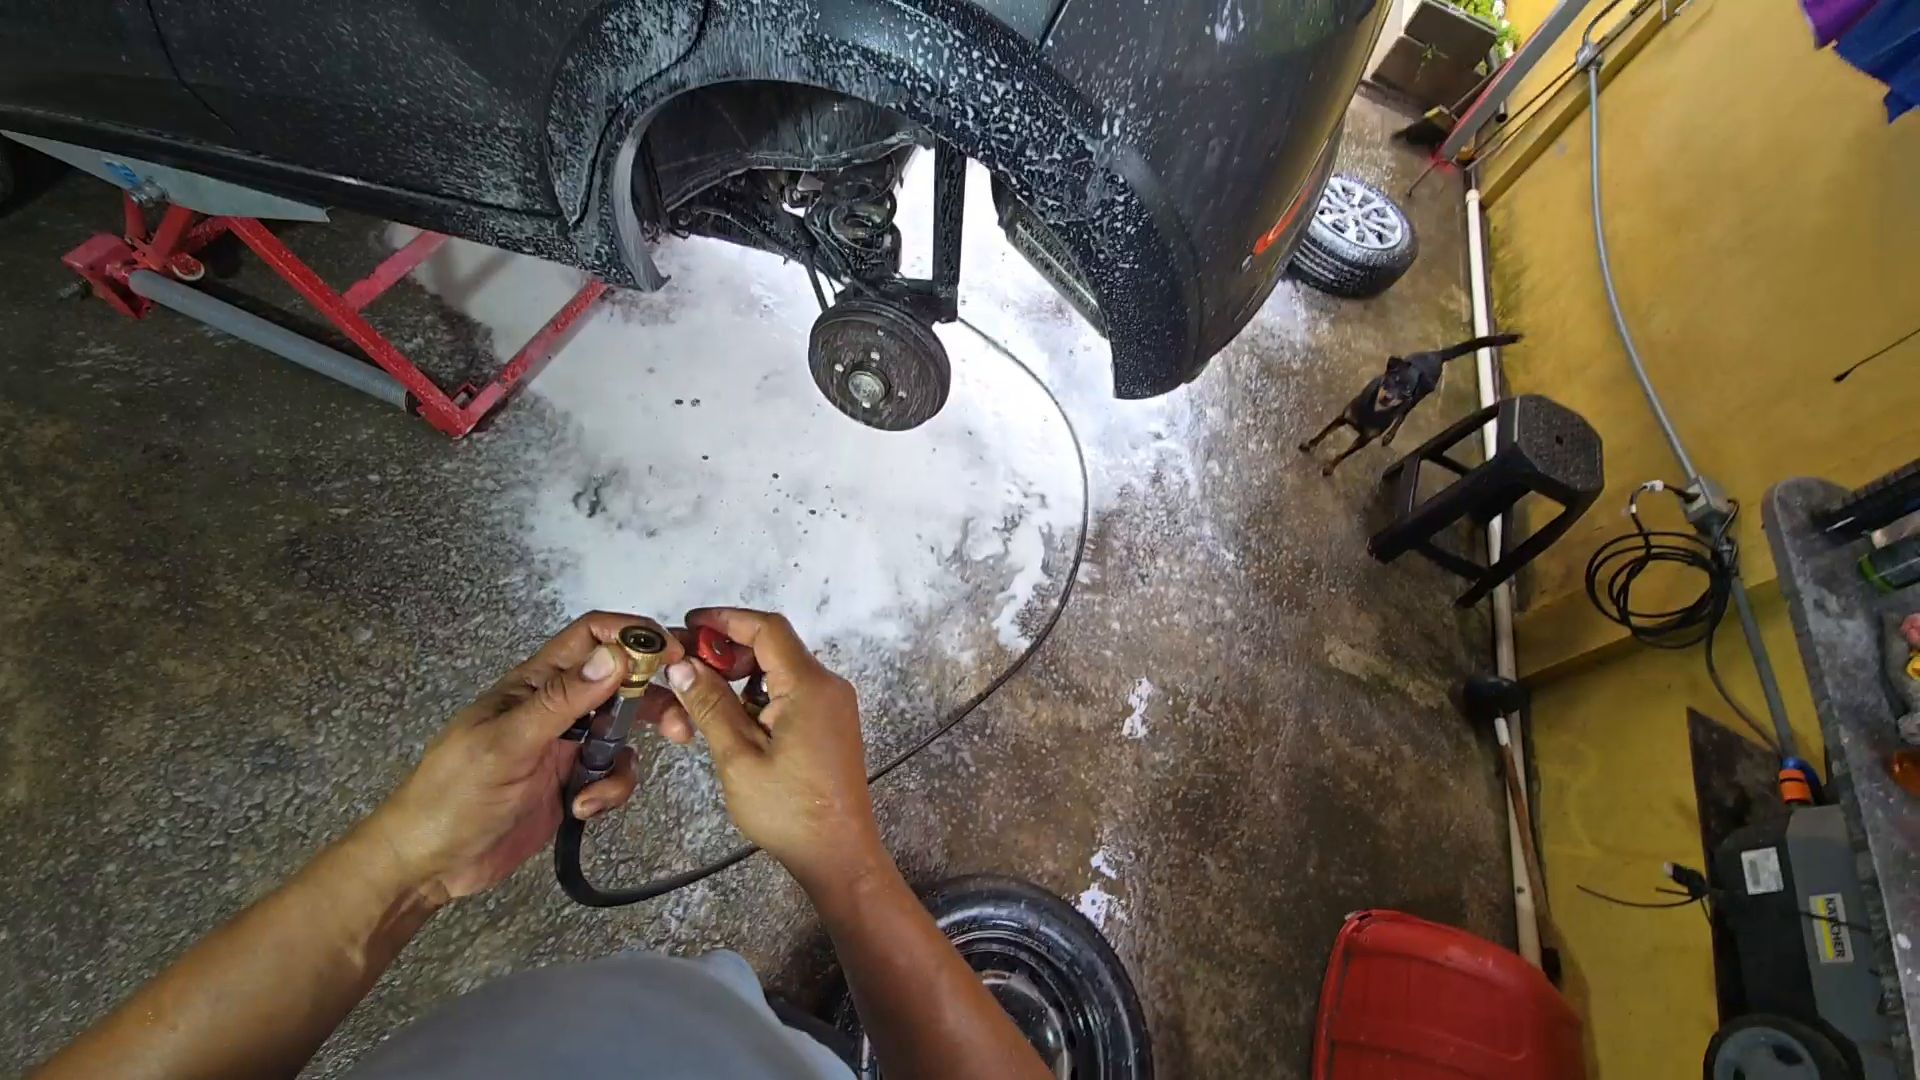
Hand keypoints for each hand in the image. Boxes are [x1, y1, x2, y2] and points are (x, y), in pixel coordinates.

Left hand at [360, 611, 685, 902]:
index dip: (634, 635)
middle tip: (683, 717)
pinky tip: (583, 809)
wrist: (427, 868)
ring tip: (628, 775)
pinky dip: (611, 788)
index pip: (592, 636)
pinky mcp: (576, 779)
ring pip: (626, 728)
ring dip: (637, 748)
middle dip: (655, 695)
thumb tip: (617, 655)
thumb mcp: (507, 744)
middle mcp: (559, 705)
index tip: (675, 654)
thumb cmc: (454, 795)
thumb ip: (563, 700)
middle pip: (623, 680)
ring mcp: (569, 743)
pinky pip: (615, 771)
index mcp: (537, 682)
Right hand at [661, 608, 885, 894]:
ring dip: (740, 678)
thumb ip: (710, 705)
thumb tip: (682, 665)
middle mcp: (828, 684)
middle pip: (774, 647)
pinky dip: (759, 697)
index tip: (688, 625)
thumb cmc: (788, 809)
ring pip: (780, 671)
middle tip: (686, 672)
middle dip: (727, 653)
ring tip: (699, 702)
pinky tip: (730, 720)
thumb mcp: (739, 756)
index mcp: (810, 684)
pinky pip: (791, 693)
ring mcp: (833, 703)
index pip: (767, 629)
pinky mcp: (830, 722)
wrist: (839, 852)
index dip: (726, 620)